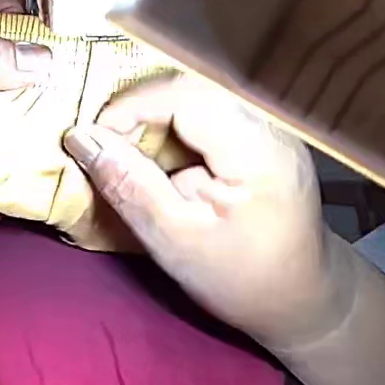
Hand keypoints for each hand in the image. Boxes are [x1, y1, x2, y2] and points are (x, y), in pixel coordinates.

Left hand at [0, 0, 50, 223]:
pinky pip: (5, 126)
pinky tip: (46, 140)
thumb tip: (42, 58)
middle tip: (77, 82)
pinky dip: (22, 132)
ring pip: (14, 90)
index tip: (60, 39)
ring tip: (70, 113)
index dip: (28, 13)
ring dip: (35, 102)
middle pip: (14, 48)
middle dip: (40, 64)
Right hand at [62, 75, 356, 352]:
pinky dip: (175, 121)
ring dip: (155, 112)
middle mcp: (271, 124)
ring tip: (128, 145)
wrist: (303, 298)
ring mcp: (271, 124)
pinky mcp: (264, 130)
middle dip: (140, 107)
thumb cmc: (242, 281)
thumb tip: (81, 139)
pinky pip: (211, 107)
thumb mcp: (176, 243)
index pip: (186, 97)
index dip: (132, 106)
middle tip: (106, 142)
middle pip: (192, 86)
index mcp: (258, 151)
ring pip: (199, 92)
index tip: (93, 137)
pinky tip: (161, 149)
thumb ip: (130, 186)